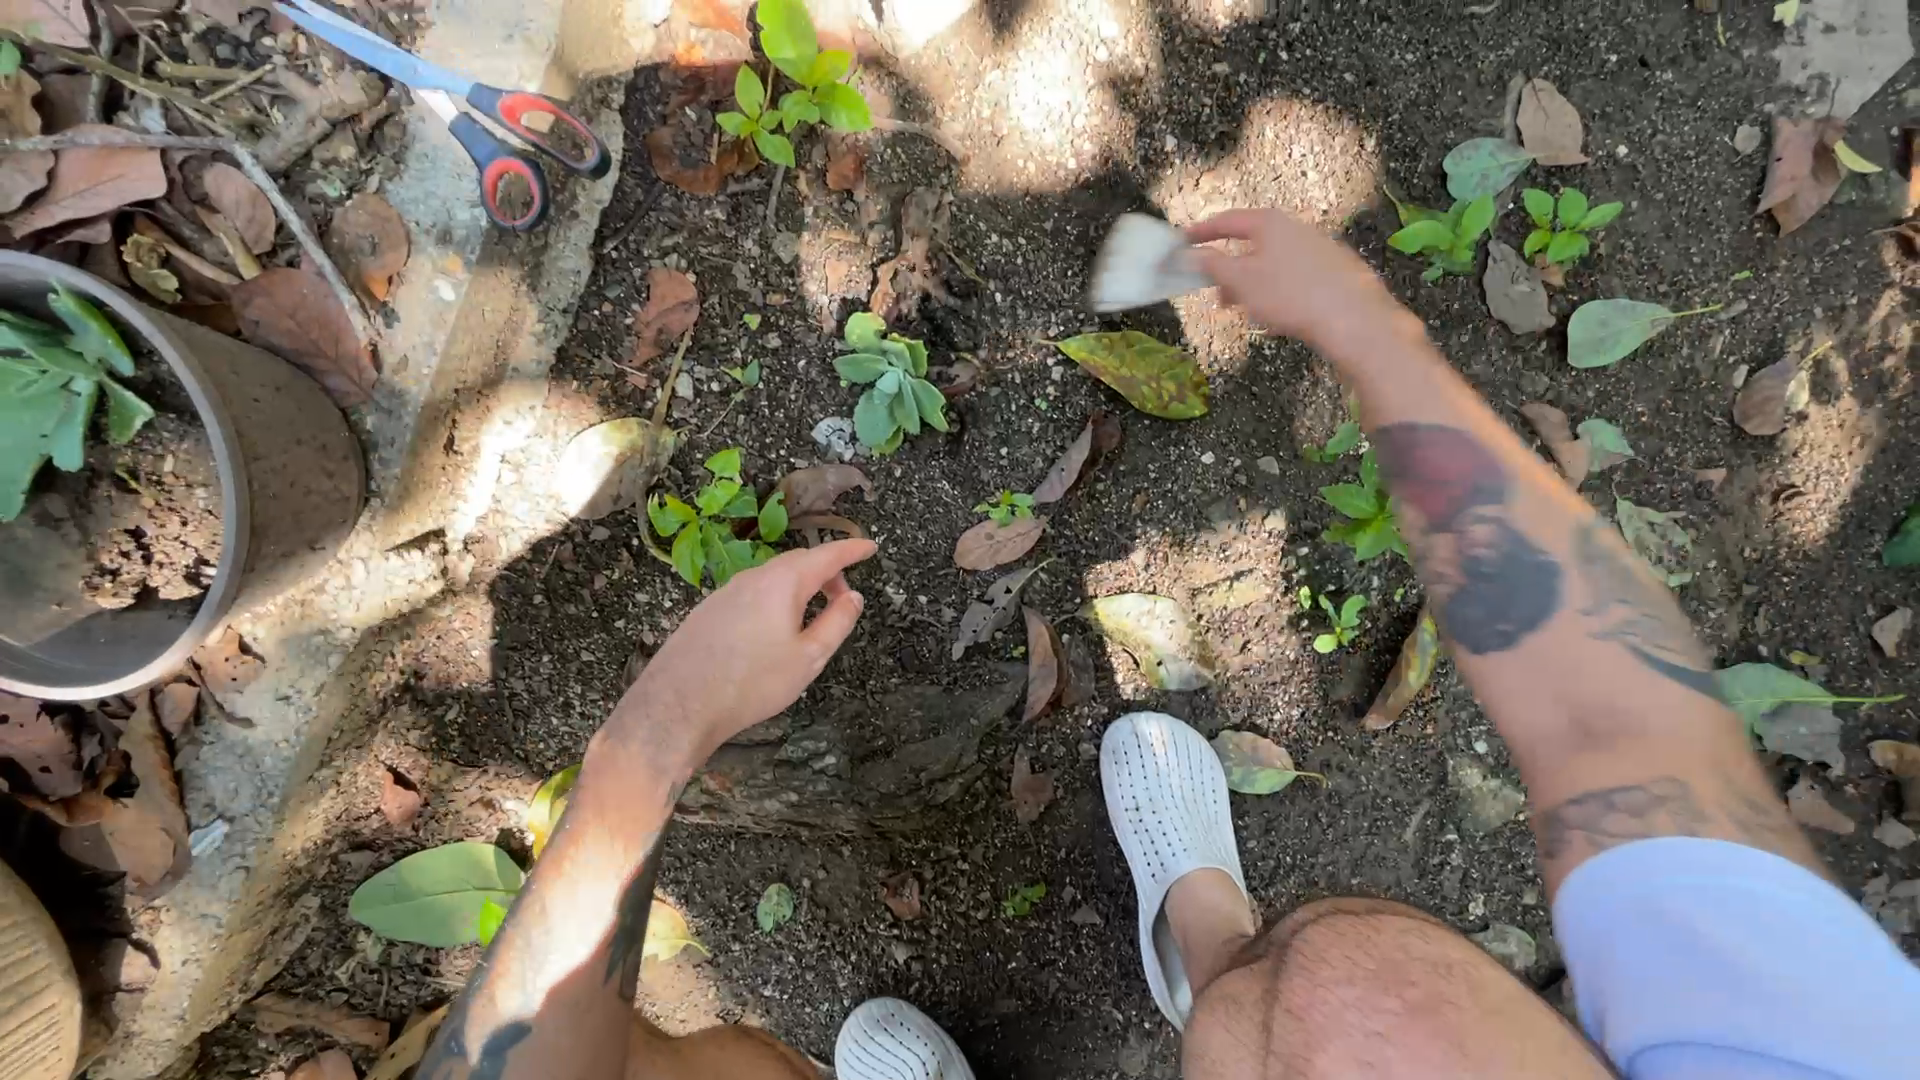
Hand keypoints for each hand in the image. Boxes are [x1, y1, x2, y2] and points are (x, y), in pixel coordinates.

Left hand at [597, 539, 875, 772]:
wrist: (679, 705)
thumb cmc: (753, 682)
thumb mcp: (809, 657)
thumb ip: (837, 622)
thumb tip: (854, 597)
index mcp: (783, 582)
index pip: (826, 555)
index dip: (851, 549)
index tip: (870, 546)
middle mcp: (753, 577)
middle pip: (798, 562)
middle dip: (826, 571)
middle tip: (844, 596)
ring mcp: (726, 591)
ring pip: (773, 577)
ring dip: (800, 586)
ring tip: (812, 615)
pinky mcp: (709, 610)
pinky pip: (753, 592)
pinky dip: (776, 597)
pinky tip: (774, 629)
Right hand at [1187, 209, 1397, 348]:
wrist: (1349, 317)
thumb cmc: (1288, 294)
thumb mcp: (1240, 280)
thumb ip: (1211, 264)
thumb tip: (1190, 253)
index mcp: (1268, 224)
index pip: (1226, 221)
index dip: (1201, 232)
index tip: (1181, 242)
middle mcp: (1294, 227)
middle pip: (1249, 243)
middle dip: (1227, 267)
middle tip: (1213, 291)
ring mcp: (1315, 246)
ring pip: (1269, 262)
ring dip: (1248, 283)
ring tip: (1244, 309)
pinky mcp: (1331, 269)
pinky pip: (1289, 275)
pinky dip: (1272, 289)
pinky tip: (1275, 313)